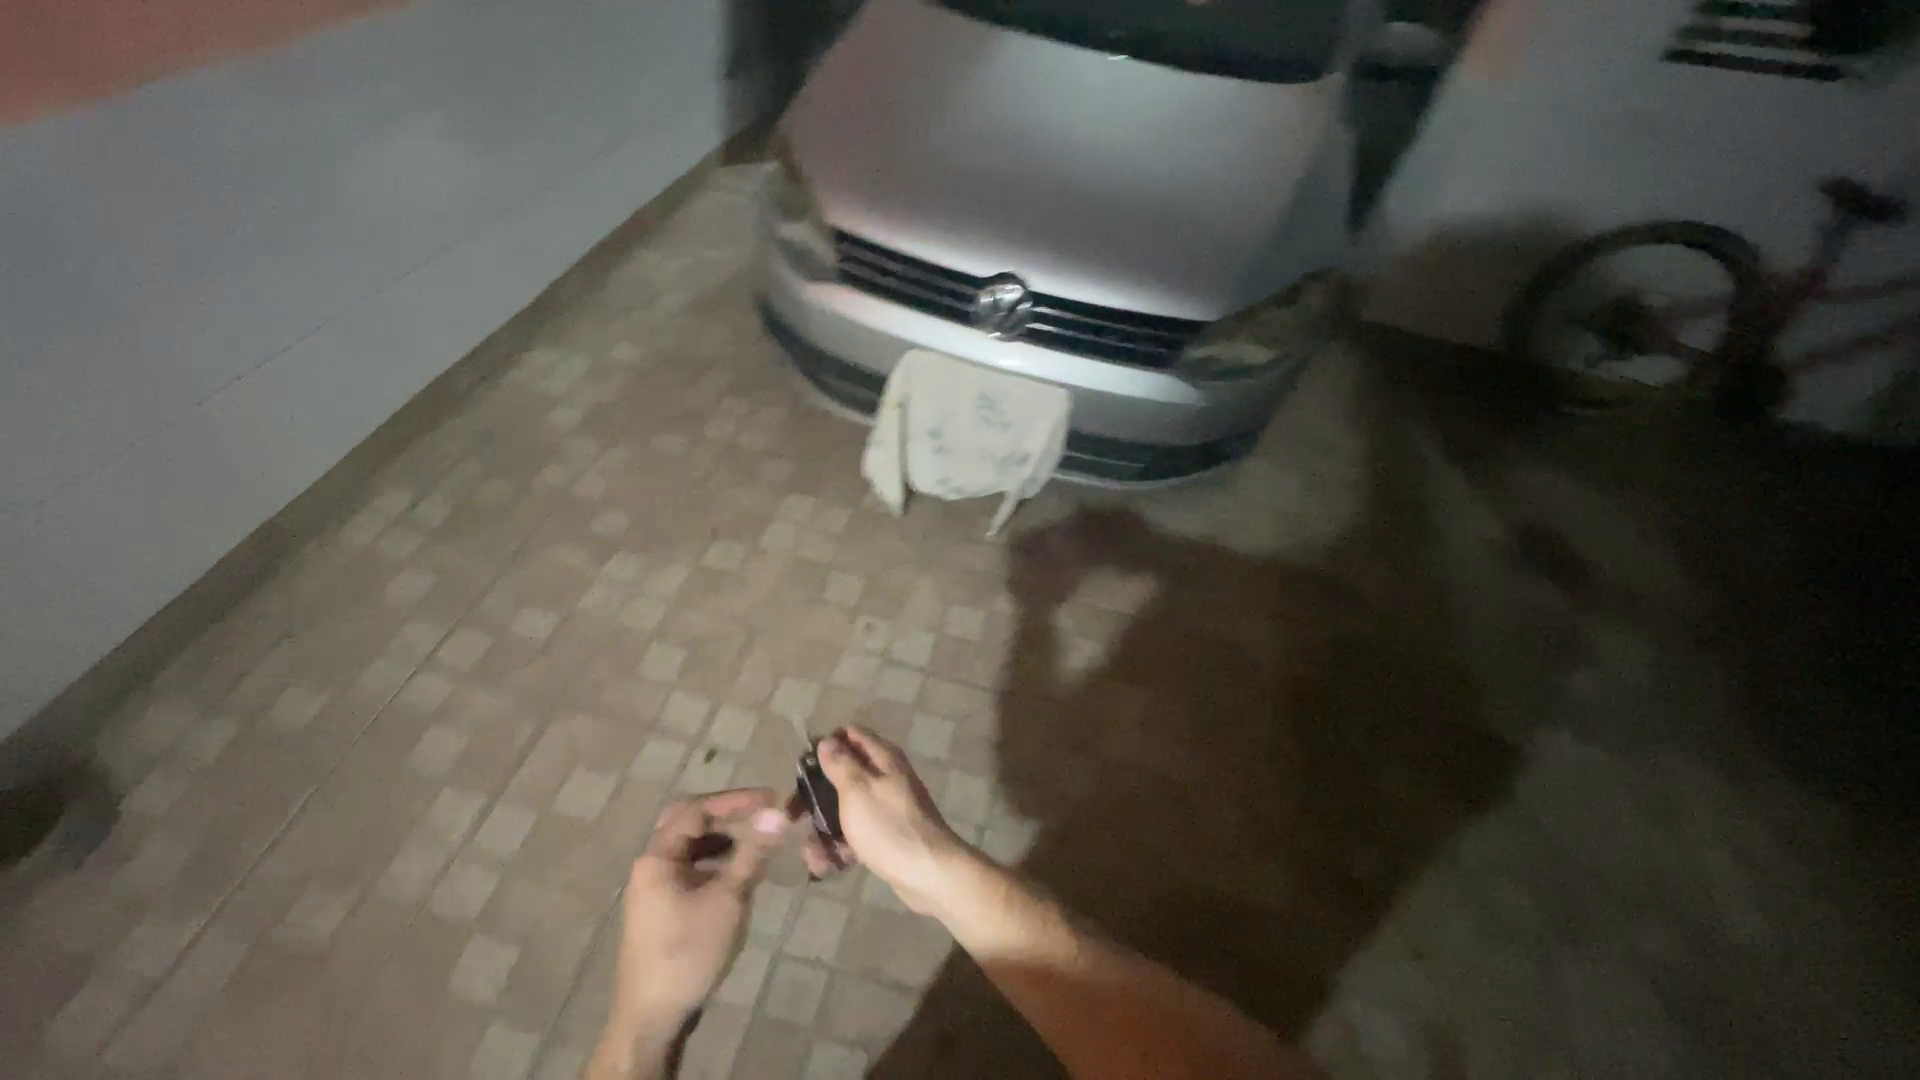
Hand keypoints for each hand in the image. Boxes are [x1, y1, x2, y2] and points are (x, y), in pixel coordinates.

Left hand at [609, 790, 786, 1034]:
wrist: (653, 1015)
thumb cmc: (689, 950)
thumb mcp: (728, 898)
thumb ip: (752, 853)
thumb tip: (778, 813)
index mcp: (657, 856)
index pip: (698, 809)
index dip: (737, 800)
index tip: (773, 799)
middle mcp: (650, 864)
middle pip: (687, 822)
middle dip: (725, 813)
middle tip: (760, 812)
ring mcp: (653, 887)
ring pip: (688, 846)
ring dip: (721, 837)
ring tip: (754, 840)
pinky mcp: (661, 908)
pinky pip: (689, 868)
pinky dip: (714, 861)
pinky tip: (736, 872)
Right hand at [800, 728, 973, 915]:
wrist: (929, 873)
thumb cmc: (889, 826)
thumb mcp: (858, 791)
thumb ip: (841, 764)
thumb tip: (828, 740)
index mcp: (883, 758)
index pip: (850, 735)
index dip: (824, 747)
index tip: (802, 768)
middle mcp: (885, 778)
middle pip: (842, 776)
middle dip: (815, 797)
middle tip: (793, 816)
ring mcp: (886, 808)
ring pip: (845, 810)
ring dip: (824, 831)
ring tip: (813, 855)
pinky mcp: (885, 835)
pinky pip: (855, 835)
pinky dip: (841, 848)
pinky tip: (829, 866)